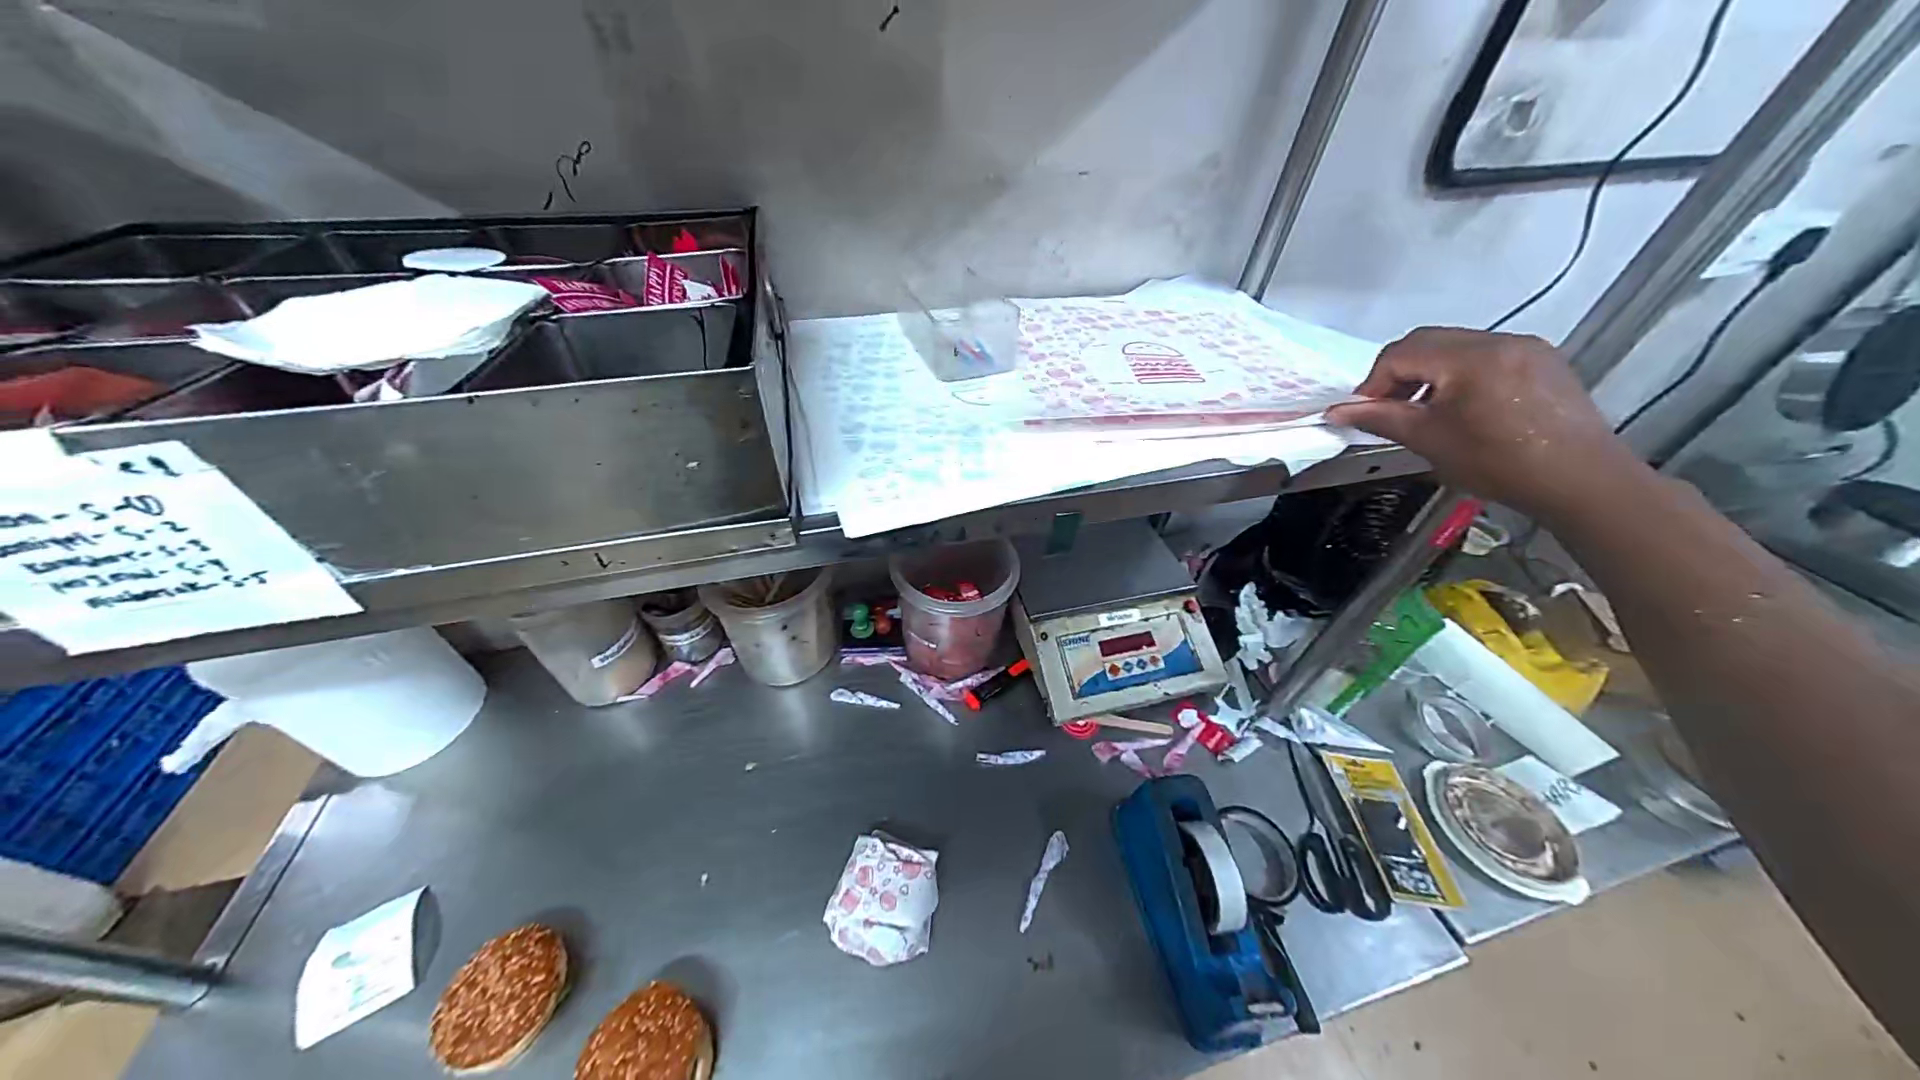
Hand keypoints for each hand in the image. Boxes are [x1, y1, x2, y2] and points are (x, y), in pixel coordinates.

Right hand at [1324, 327, 1644, 519]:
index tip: (1364, 411)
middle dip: (1398, 372)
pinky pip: (1485, 355)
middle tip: (1387, 408)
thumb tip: (1338, 411)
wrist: (1580, 479)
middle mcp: (1500, 341)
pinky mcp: (1542, 360)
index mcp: (1470, 358)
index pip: (1401, 353)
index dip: (1373, 381)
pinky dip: (1459, 373)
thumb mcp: (1429, 440)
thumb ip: (1381, 418)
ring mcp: (1526, 347)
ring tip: (1422, 410)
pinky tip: (1459, 407)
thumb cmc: (1498, 463)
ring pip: (1456, 346)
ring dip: (1428, 372)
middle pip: (1428, 342)